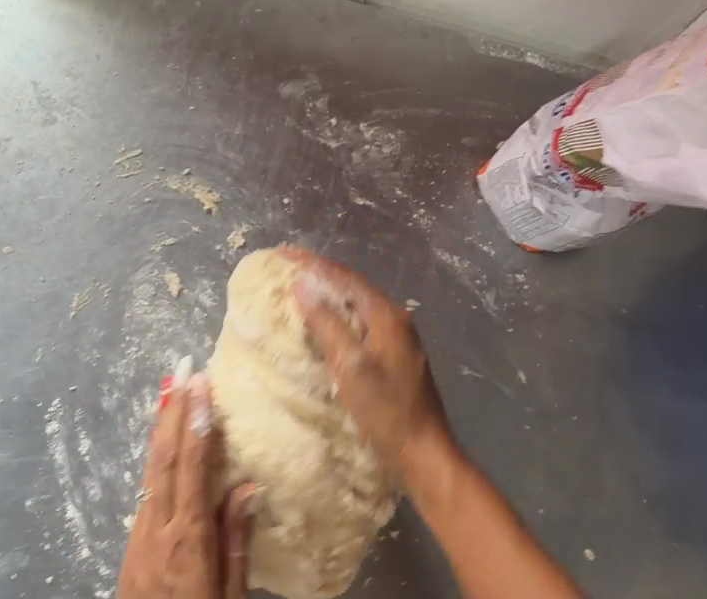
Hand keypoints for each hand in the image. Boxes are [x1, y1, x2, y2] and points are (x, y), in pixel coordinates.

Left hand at [117, 371, 259, 598]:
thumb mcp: (230, 596)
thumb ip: (235, 540)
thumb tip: (248, 485)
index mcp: (189, 540)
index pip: (192, 468)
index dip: (197, 424)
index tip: (201, 386)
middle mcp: (159, 527)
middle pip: (165, 457)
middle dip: (174, 409)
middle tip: (183, 368)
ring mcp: (139, 532)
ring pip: (151, 468)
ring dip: (161, 426)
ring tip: (171, 389)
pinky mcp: (131, 542)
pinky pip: (146, 487)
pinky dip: (155, 456)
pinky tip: (163, 440)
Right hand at [285, 247, 454, 471]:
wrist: (425, 454)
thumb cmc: (387, 411)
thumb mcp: (351, 367)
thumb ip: (327, 324)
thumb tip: (302, 285)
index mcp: (387, 315)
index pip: (344, 277)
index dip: (312, 263)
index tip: (281, 252)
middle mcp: (395, 319)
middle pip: (351, 286)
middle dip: (318, 274)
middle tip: (285, 266)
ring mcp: (396, 338)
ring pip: (355, 304)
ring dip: (327, 294)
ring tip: (297, 288)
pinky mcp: (393, 355)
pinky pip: (359, 322)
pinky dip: (336, 314)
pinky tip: (321, 322)